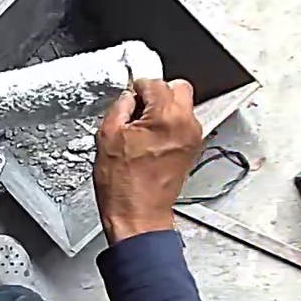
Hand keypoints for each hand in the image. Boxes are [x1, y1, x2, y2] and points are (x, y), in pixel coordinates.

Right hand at [94, 78, 202, 243]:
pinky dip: (168, 128)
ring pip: (182, 107)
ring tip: (142, 132)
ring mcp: (192, 138)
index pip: (155, 83)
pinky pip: (182, 126)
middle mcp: (186, 124)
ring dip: (164, 111)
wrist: (137, 216)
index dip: (137, 89)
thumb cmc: (123, 186)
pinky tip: (149, 144)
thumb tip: (128, 98)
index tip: (129, 96)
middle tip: (138, 110)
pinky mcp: (191, 151)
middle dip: (157, 95)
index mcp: (167, 116)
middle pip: (178, 89)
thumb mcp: (107, 137)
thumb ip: (120, 108)